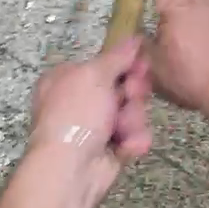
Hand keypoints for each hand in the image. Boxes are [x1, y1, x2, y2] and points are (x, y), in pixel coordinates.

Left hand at [28, 35, 154, 204]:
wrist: (71, 169)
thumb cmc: (76, 115)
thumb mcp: (93, 75)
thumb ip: (117, 56)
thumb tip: (133, 38)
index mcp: (67, 78)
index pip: (105, 63)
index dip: (126, 64)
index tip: (141, 66)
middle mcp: (80, 101)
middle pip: (123, 87)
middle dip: (132, 94)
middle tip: (130, 96)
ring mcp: (96, 126)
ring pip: (132, 112)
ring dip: (133, 119)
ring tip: (121, 129)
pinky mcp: (110, 148)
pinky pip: (133, 136)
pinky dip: (133, 141)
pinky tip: (125, 147)